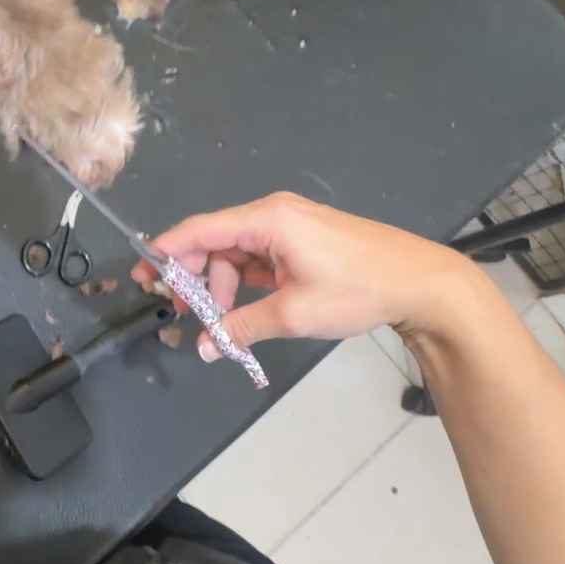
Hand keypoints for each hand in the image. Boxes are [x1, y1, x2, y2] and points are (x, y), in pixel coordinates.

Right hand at [131, 193, 480, 358]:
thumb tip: (206, 349)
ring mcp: (289, 225)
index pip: (199, 230)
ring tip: (222, 320)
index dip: (165, 252)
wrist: (423, 284)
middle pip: (214, 242)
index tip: (141, 275)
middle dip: (194, 277)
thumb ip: (240, 328)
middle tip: (183, 312)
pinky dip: (244, 281)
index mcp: (268, 221)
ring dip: (221, 285)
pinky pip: (256, 257)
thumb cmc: (358, 291)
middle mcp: (273, 214)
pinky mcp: (301, 238)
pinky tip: (244, 307)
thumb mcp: (292, 314)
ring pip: (234, 253)